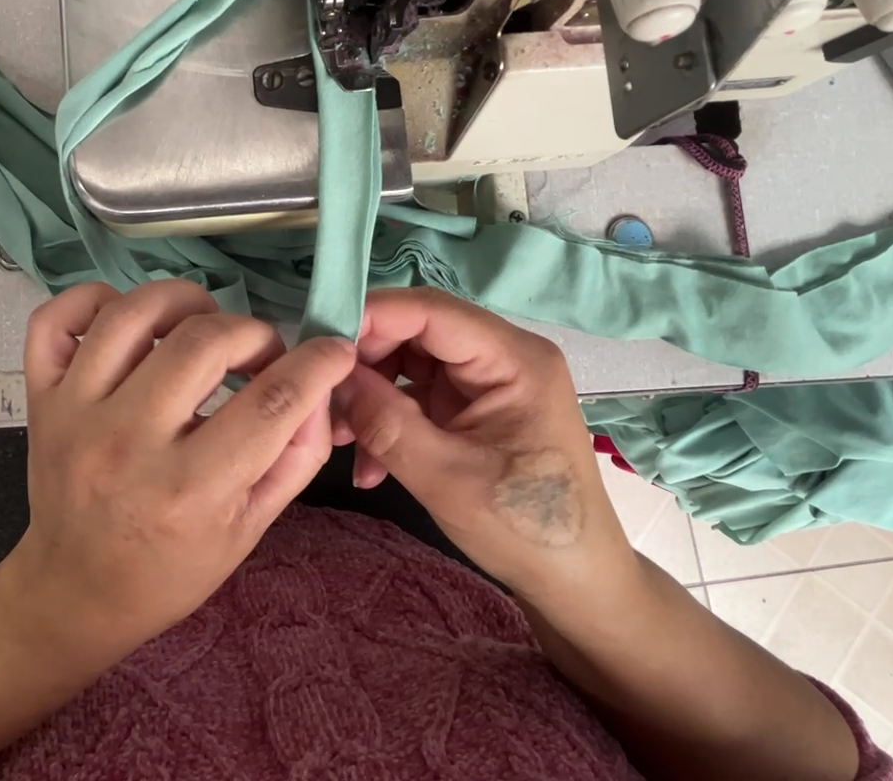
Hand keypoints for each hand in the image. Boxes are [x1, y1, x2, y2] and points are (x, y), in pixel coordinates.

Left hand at [0, 279, 356, 659]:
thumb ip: (297, 455)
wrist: (75, 590)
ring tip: (202, 326)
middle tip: (259, 354)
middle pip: (204, 341)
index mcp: (189, 490)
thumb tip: (320, 384)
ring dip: (186, 301)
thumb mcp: (251, 528)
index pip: (271, 402)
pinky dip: (96, 299)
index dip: (317, 364)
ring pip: (134, 313)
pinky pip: (58, 317)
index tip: (332, 350)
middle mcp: (127, 442)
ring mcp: (75, 412)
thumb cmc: (172, 567)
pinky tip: (131, 324)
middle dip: (253, 333)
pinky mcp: (41, 395)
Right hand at [330, 288, 634, 597]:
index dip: (373, 316)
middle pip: (416, 332)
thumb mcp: (444, 477)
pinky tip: (369, 464)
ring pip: (409, 363)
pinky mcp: (472, 406)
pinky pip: (417, 395)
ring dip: (371, 396)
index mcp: (514, 359)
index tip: (319, 341)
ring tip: (342, 441)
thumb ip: (383, 421)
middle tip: (326, 399)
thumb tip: (331, 377)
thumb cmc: (523, 529)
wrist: (573, 583)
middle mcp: (501, 356)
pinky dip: (388, 422)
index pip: (431, 311)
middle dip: (366, 363)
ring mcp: (486, 381)